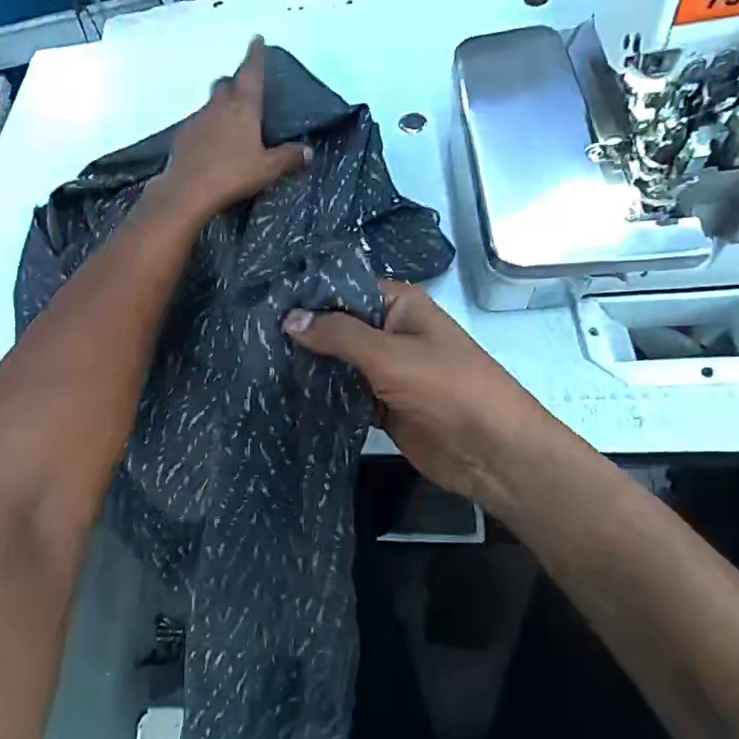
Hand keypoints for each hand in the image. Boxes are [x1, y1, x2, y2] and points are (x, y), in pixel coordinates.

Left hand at [146, 36, 310, 221]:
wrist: (188, 189)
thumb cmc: (233, 174)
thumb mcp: (268, 168)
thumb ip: (289, 157)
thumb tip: (308, 151)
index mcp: (244, 108)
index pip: (251, 73)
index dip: (256, 55)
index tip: (257, 39)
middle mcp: (219, 106)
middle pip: (226, 83)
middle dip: (236, 81)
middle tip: (245, 89)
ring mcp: (198, 118)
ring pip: (212, 102)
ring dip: (222, 104)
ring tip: (232, 119)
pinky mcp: (184, 134)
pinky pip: (200, 121)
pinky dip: (210, 125)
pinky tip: (215, 142)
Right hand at [282, 280, 568, 508]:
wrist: (491, 451)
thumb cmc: (448, 389)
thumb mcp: (391, 355)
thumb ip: (340, 335)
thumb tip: (289, 318)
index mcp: (400, 305)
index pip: (345, 288)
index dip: (306, 294)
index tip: (259, 301)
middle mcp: (391, 333)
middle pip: (338, 327)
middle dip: (301, 333)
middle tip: (247, 338)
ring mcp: (387, 371)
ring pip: (339, 364)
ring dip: (308, 367)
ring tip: (254, 364)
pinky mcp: (383, 406)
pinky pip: (346, 396)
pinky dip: (323, 398)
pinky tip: (284, 397)